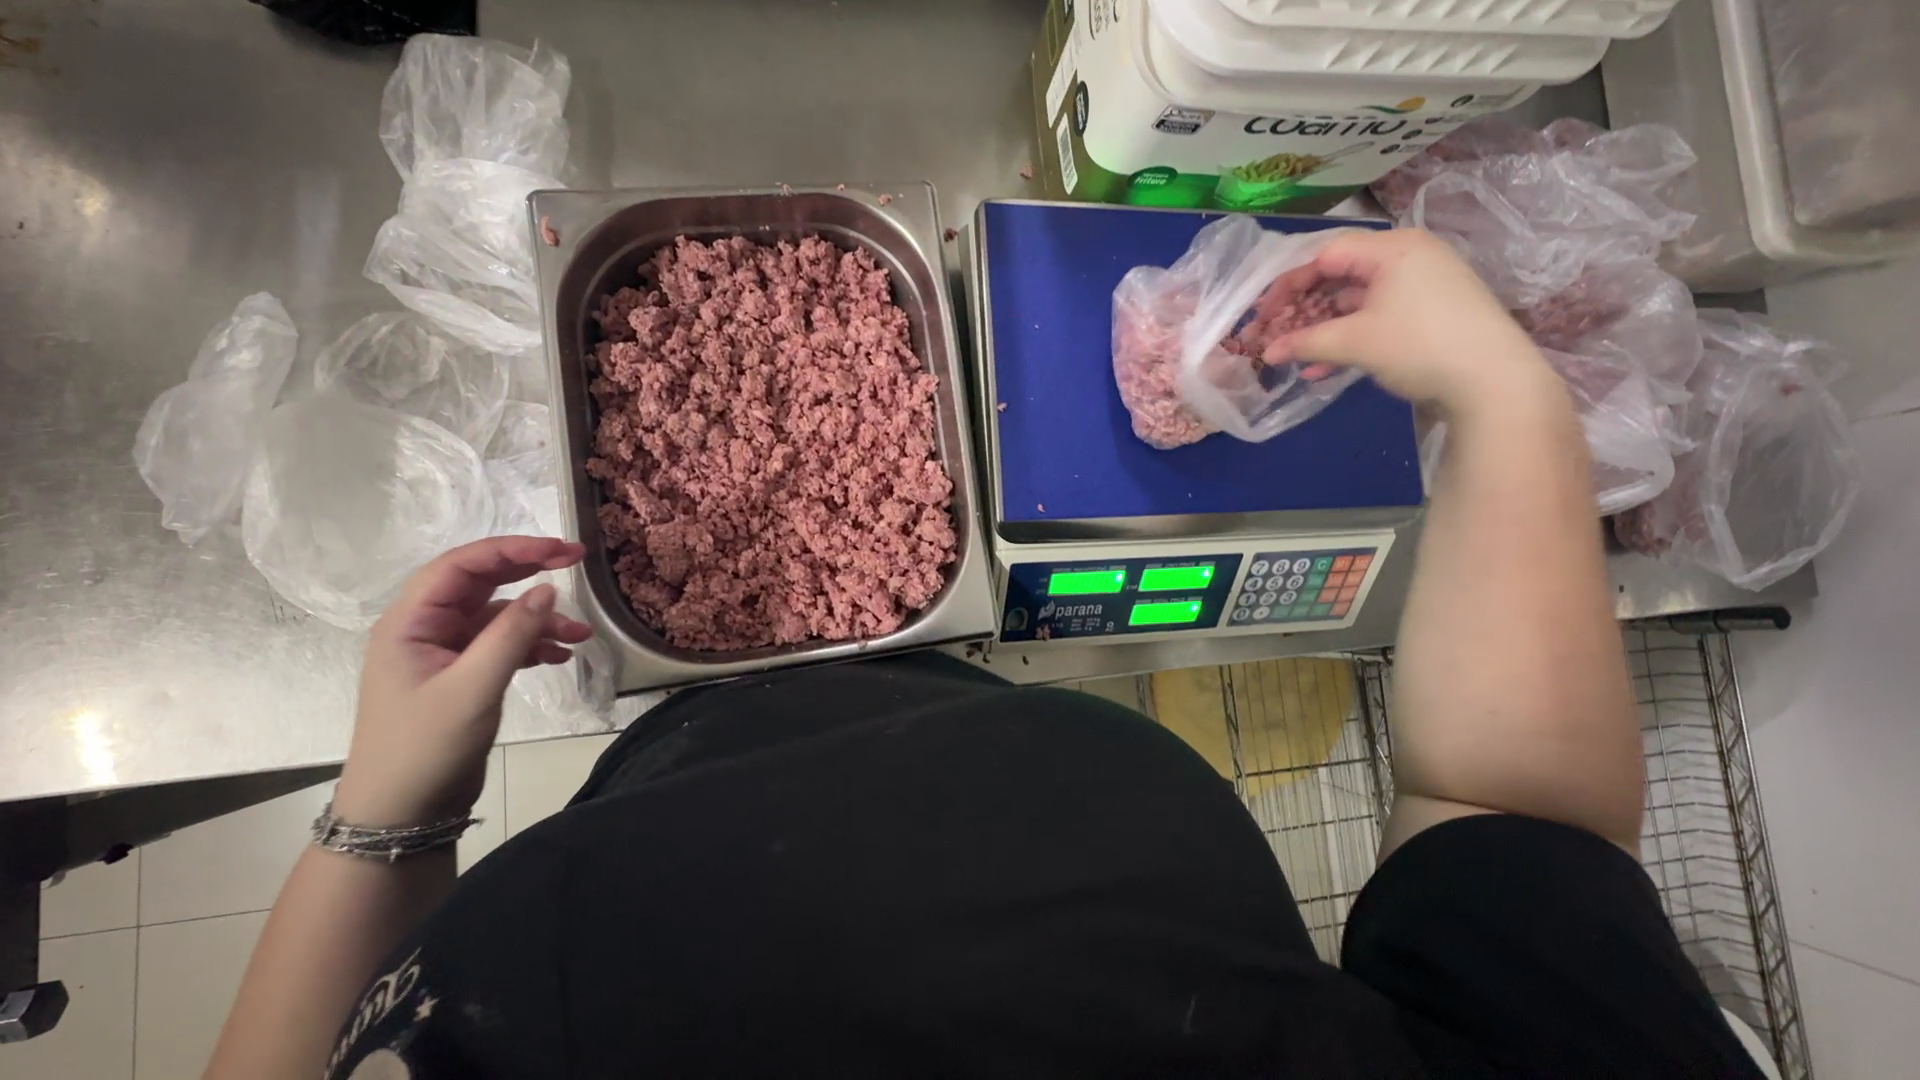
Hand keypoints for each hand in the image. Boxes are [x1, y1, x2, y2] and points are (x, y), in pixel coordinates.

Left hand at [332, 536, 594, 827]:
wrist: (401, 815)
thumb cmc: (425, 747)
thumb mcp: (473, 688)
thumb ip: (511, 635)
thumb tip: (548, 590)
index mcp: (410, 622)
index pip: (463, 566)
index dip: (513, 550)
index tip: (563, 551)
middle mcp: (424, 629)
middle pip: (480, 582)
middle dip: (529, 571)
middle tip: (577, 562)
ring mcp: (442, 654)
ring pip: (497, 615)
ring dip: (538, 618)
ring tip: (580, 635)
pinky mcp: (460, 677)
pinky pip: (501, 644)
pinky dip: (532, 644)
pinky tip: (559, 656)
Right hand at [1263, 229, 1559, 416]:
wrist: (1494, 382)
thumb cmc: (1419, 345)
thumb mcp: (1354, 342)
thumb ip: (1305, 342)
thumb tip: (1268, 352)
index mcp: (1392, 248)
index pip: (1326, 255)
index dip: (1288, 284)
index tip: (1262, 314)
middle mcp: (1408, 258)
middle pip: (1339, 277)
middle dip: (1302, 310)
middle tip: (1273, 335)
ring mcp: (1420, 287)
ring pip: (1355, 302)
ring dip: (1321, 331)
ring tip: (1295, 358)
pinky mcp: (1427, 315)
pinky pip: (1375, 319)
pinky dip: (1348, 340)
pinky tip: (1322, 371)